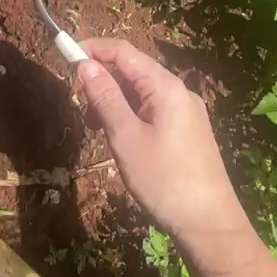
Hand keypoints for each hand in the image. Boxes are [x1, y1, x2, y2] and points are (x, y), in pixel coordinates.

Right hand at [74, 38, 244, 241]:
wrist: (211, 227)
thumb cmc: (164, 179)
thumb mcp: (125, 137)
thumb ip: (104, 97)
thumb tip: (85, 64)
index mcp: (165, 86)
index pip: (123, 51)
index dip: (92, 49)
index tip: (65, 58)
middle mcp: (179, 91)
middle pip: (132, 70)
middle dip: (102, 79)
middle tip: (78, 104)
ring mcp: (186, 112)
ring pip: (140, 92)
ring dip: (114, 100)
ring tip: (95, 127)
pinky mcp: (188, 131)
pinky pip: (152, 109)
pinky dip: (129, 115)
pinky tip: (119, 138)